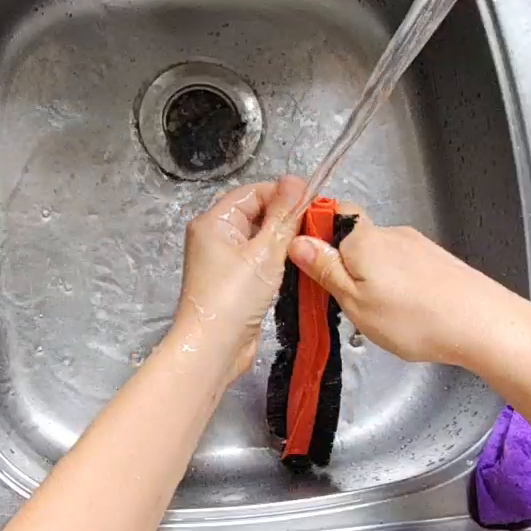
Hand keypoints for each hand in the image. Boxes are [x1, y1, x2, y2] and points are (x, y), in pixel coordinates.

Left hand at [168, 175, 304, 383]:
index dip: (282, 193)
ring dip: (282, 240)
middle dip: (285, 217)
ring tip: (310, 243)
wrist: (214, 348)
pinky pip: (258, 260)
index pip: (252, 192)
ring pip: (259, 238)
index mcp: (213, 222)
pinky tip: (296, 264)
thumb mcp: (264, 252)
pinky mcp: (233, 282)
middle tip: (316, 224)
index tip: (313, 201)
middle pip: (255, 213)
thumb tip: (298, 181)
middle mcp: (214, 237)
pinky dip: (276, 260)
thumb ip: (284, 216)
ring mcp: (223, 261)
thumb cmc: (233, 298)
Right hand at [288, 205, 530, 365]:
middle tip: (337, 297)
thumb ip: (324, 269)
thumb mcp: (354, 301)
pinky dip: (393, 281)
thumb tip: (296, 243)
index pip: (328, 212)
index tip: (306, 261)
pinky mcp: (435, 261)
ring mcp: (416, 245)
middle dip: (340, 261)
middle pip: (351, 235)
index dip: (312, 230)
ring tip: (373, 310)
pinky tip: (401, 310)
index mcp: (363, 238)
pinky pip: (400, 264)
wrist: (484, 325)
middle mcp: (390, 233)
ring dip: (367, 274)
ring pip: (376, 252)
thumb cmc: (417, 318)